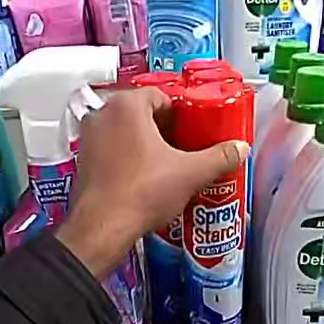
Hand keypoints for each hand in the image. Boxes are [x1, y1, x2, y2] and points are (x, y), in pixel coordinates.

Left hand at [57, 86, 246, 275]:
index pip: (161, 95)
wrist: (103, 228)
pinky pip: (112, 150)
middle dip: (165, 129)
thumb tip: (240, 149)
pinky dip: (129, 158)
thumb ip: (219, 157)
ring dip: (146, 144)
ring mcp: (89, 138)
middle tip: (185, 148)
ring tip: (168, 165)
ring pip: (126, 132)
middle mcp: (103, 114)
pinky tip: (146, 178)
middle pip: (142, 113)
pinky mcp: (84, 161)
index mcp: (127, 106)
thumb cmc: (141, 193)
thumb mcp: (190, 173)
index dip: (182, 113)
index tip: (194, 128)